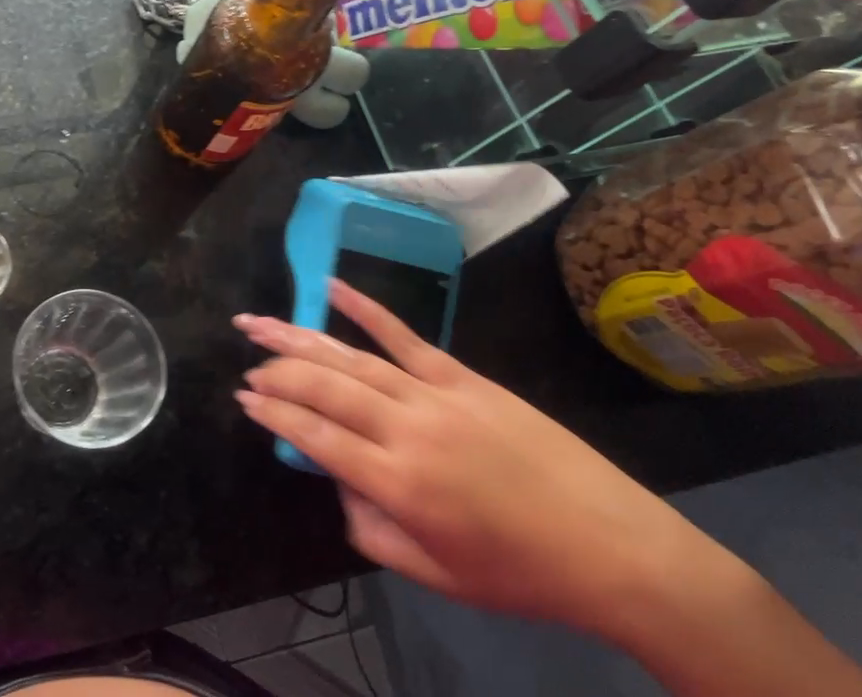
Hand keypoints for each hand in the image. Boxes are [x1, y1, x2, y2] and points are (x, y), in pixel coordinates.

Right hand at [233, 279, 737, 638]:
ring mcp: (439, 397)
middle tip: (245, 364)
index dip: (271, 414)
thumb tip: (337, 477)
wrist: (619, 551)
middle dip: (275, 372)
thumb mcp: (431, 573)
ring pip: (353, 358)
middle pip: (323, 387)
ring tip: (259, 323)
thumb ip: (367, 526)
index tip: (243, 400)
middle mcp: (408, 430)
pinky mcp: (468, 379)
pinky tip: (331, 287)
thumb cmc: (518, 574)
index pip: (313, 434)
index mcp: (397, 484)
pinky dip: (366, 309)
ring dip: (299, 337)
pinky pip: (407, 337)